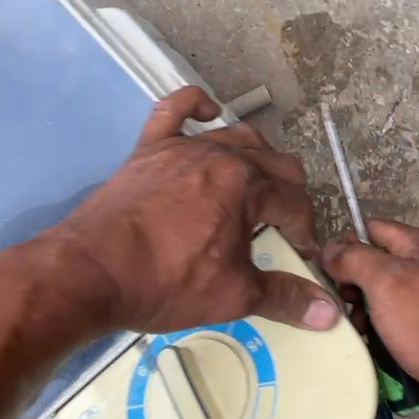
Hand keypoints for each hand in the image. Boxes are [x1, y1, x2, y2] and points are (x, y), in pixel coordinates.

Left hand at [42, 87, 341, 334]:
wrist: (89, 272)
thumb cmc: (166, 283)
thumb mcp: (233, 296)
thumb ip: (285, 298)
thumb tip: (329, 313)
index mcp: (248, 187)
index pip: (295, 203)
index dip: (304, 231)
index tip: (300, 254)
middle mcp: (222, 155)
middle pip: (276, 163)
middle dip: (289, 194)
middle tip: (282, 226)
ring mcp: (184, 146)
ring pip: (237, 135)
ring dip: (257, 157)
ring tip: (256, 184)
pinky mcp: (150, 147)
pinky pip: (175, 109)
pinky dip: (196, 104)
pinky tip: (209, 112)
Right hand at [321, 220, 418, 418]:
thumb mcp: (386, 279)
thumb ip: (354, 258)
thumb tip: (329, 250)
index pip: (372, 230)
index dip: (346, 245)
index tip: (324, 271)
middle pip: (373, 265)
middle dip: (351, 284)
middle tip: (339, 306)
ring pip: (378, 298)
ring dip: (361, 313)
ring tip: (352, 329)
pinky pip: (390, 323)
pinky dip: (375, 332)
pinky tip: (366, 344)